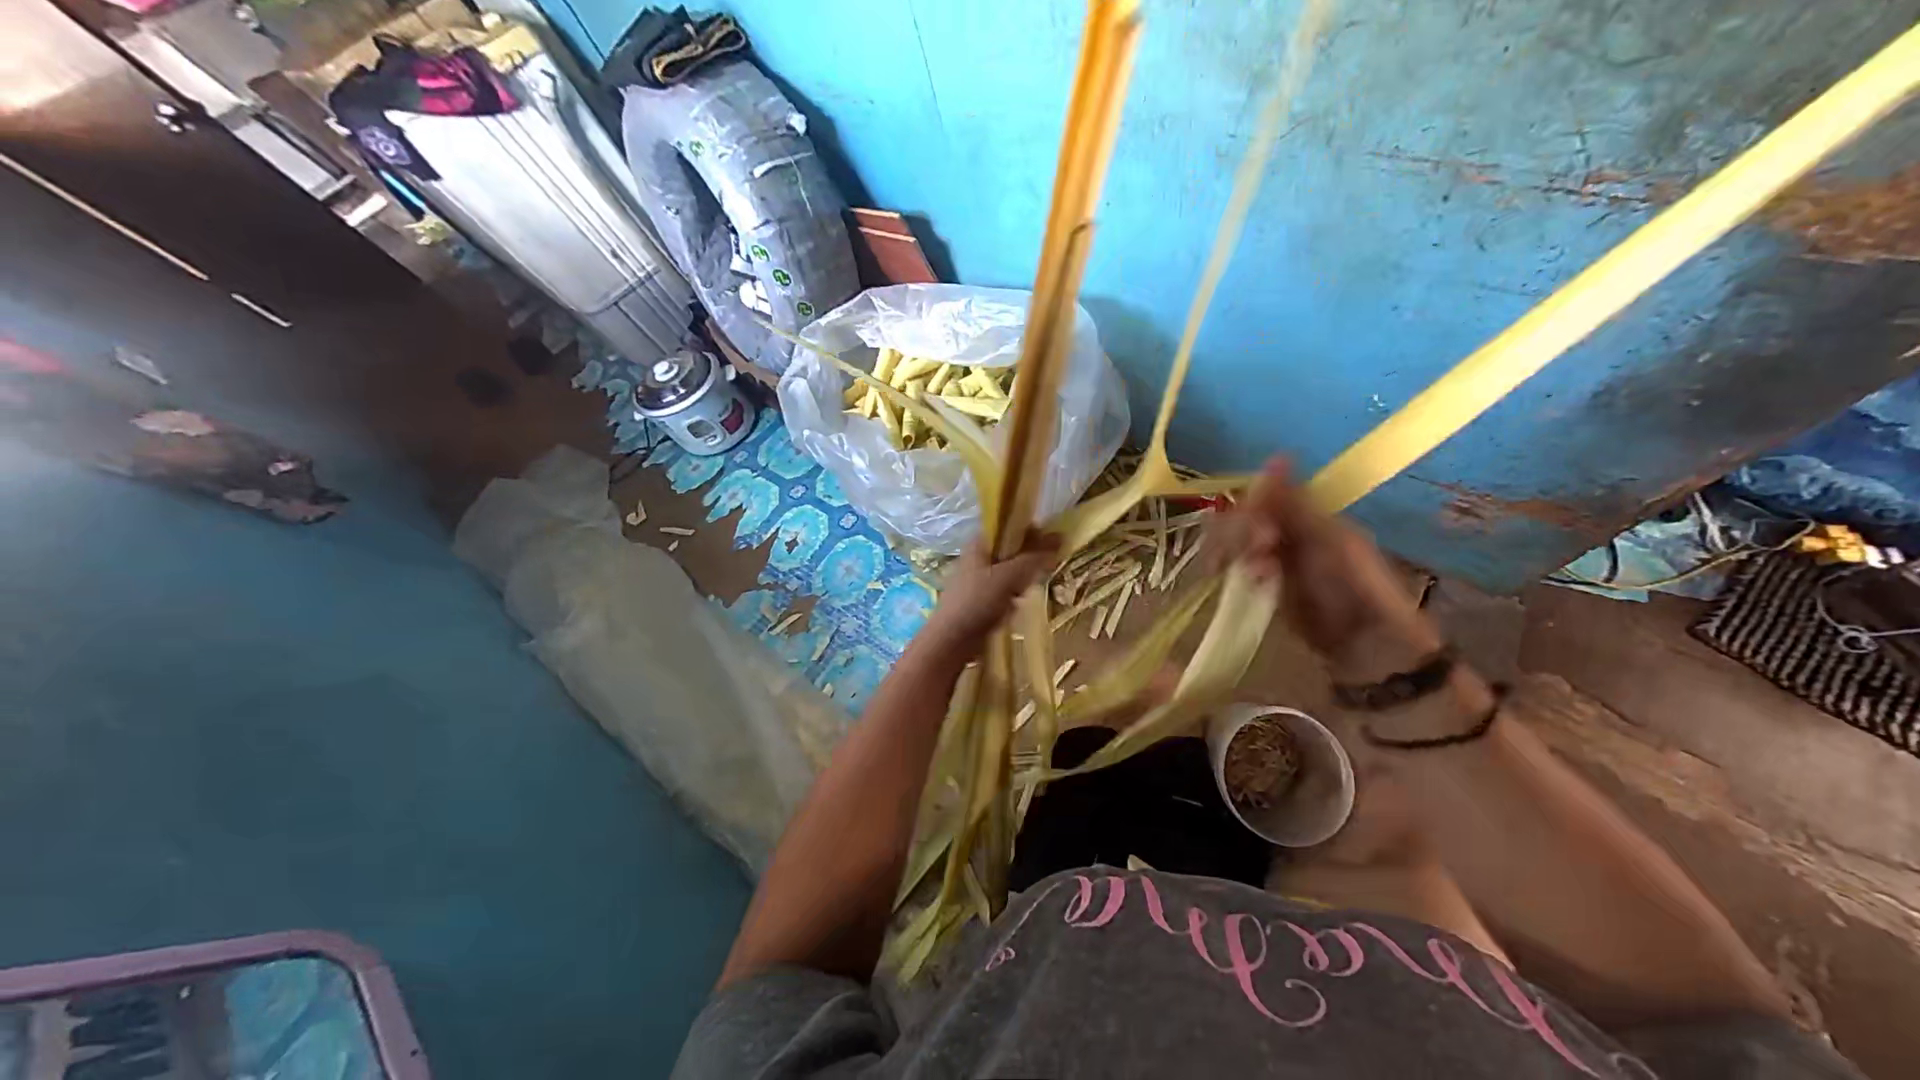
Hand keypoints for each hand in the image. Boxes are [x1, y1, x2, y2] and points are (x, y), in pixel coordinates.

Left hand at [924, 531, 1059, 646]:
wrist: (951, 640)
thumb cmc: (977, 601)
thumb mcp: (1009, 576)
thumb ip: (1034, 557)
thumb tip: (1060, 535)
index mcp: (980, 543)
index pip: (1011, 527)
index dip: (1032, 533)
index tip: (1051, 546)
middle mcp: (978, 556)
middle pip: (1012, 549)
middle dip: (1030, 559)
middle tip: (1042, 570)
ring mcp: (978, 578)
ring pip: (1010, 571)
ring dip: (1022, 580)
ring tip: (1026, 591)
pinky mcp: (980, 598)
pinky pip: (1005, 589)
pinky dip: (1014, 595)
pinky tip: (1016, 605)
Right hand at [1212, 457, 1442, 680]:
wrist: (1365, 642)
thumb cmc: (1354, 585)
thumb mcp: (1327, 539)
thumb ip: (1294, 504)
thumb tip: (1276, 456)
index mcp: (1309, 514)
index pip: (1262, 495)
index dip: (1252, 507)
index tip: (1259, 531)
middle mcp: (1288, 531)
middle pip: (1243, 517)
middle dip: (1241, 533)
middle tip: (1258, 554)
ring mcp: (1275, 559)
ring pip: (1234, 541)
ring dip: (1236, 552)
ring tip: (1256, 574)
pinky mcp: (1264, 585)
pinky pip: (1236, 567)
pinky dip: (1235, 571)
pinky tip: (1251, 581)